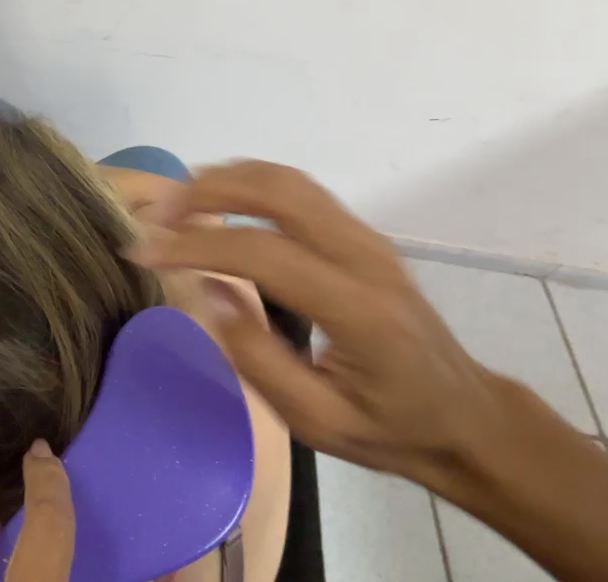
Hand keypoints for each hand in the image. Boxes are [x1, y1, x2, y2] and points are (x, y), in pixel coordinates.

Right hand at [130, 161, 518, 487]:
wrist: (464, 417)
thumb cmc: (388, 429)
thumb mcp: (317, 422)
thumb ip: (257, 360)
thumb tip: (207, 292)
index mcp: (357, 310)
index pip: (263, 253)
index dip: (196, 245)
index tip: (143, 251)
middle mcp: (365, 257)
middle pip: (277, 192)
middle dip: (206, 191)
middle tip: (157, 213)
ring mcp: (368, 238)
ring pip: (287, 179)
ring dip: (225, 178)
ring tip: (177, 200)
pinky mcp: (363, 233)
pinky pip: (298, 188)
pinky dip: (249, 181)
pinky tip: (218, 197)